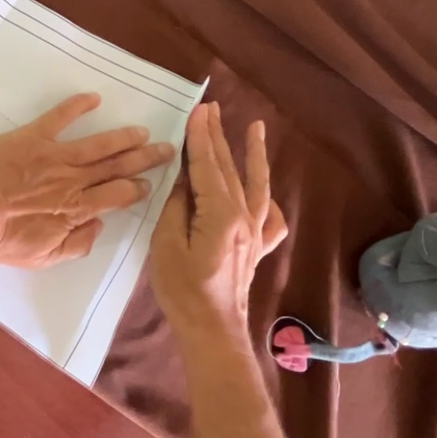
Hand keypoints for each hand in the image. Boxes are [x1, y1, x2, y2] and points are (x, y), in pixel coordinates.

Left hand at [0, 93, 176, 268]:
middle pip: (117, 168)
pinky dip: (77, 106)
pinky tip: (94, 98)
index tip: (149, 184)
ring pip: (99, 144)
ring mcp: (54, 156)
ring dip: (124, 137)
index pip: (118, 196)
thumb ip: (76, 245)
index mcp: (77, 209)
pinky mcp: (31, 137)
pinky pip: (59, 117)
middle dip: (145, 159)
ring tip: (143, 131)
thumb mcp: (42, 257)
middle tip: (167, 150)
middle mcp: (74, 180)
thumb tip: (98, 226)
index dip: (136, 189)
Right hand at [149, 101, 287, 337]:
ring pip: (257, 185)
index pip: (208, 166)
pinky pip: (270, 217)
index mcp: (221, 213)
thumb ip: (176, 206)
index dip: (201, 137)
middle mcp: (245, 217)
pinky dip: (267, 198)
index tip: (198, 110)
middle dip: (220, 137)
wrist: (212, 328)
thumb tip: (184, 179)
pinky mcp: (258, 248)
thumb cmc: (182, 287)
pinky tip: (264, 192)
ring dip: (253, 155)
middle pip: (230, 169)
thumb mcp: (166, 243)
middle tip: (213, 109)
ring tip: (255, 129)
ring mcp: (256, 233)